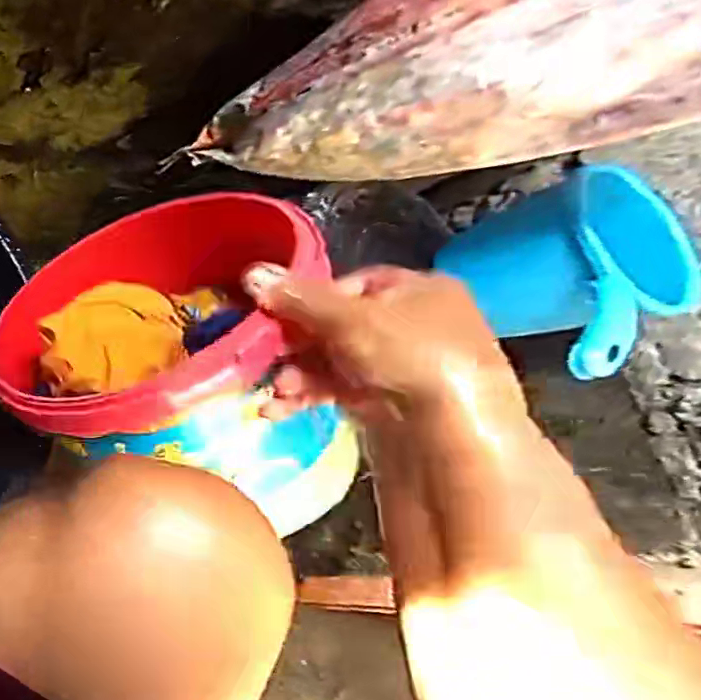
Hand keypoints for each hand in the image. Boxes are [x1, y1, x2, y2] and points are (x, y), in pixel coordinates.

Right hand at [241, 263, 523, 426]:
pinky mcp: (378, 395)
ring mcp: (393, 361)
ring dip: (291, 376)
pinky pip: (330, 387)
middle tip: (262, 361)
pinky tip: (276, 410)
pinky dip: (302, 396)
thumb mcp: (349, 319)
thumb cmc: (408, 355)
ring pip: (324, 361)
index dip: (306, 301)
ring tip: (275, 393)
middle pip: (328, 325)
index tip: (275, 318)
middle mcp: (407, 321)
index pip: (346, 285)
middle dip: (290, 348)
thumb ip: (297, 298)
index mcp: (415, 288)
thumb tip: (250, 271)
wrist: (450, 427)